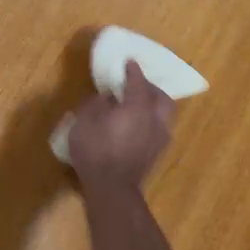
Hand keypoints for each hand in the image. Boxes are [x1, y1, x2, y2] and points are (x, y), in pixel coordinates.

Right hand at [67, 62, 174, 190]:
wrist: (112, 187)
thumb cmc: (95, 149)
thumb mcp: (85, 120)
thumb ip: (97, 104)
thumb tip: (107, 97)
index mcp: (137, 108)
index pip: (138, 83)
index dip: (133, 71)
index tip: (128, 61)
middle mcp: (154, 120)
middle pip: (162, 98)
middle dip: (151, 87)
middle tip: (136, 83)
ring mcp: (159, 138)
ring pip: (164, 114)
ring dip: (154, 104)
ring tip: (137, 103)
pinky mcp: (157, 152)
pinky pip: (159, 127)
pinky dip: (151, 118)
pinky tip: (135, 123)